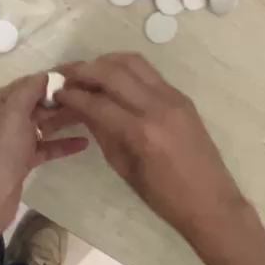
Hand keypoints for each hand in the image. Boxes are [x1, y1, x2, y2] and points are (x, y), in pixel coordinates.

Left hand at [0, 73, 88, 237]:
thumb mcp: (12, 115)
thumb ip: (28, 92)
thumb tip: (45, 75)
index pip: (27, 84)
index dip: (51, 79)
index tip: (80, 76)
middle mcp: (3, 119)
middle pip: (36, 103)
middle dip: (60, 99)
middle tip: (91, 96)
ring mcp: (12, 142)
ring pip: (42, 124)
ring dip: (64, 120)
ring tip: (92, 114)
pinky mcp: (21, 161)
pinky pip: (45, 147)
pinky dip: (61, 144)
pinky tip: (83, 143)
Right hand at [45, 54, 248, 242]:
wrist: (211, 202)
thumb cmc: (164, 197)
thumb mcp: (124, 168)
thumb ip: (103, 133)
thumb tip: (82, 109)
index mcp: (142, 132)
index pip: (97, 103)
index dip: (71, 96)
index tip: (54, 93)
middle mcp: (158, 107)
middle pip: (113, 72)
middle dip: (83, 71)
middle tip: (63, 75)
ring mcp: (173, 98)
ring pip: (133, 63)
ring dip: (105, 63)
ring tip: (86, 73)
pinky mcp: (181, 97)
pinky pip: (149, 73)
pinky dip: (125, 70)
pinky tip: (111, 80)